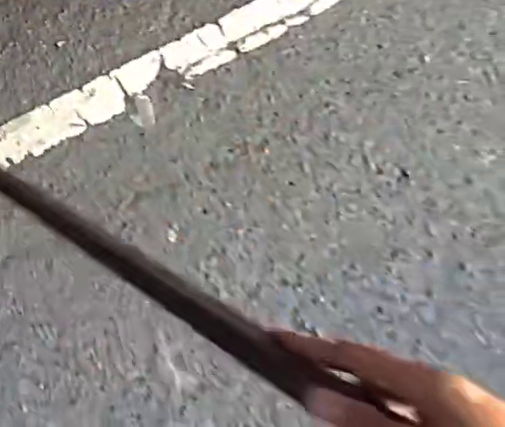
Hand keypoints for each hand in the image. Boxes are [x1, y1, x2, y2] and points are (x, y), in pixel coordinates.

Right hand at [277, 331, 504, 426]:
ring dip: (377, 404)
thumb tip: (315, 395)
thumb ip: (363, 419)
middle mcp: (458, 388)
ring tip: (351, 414)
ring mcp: (484, 411)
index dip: (305, 345)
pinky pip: (438, 415)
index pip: (350, 351)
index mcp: (434, 379)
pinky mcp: (492, 424)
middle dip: (346, 381)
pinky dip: (405, 416)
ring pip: (413, 400)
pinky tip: (393, 424)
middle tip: (310, 386)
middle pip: (385, 376)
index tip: (272, 337)